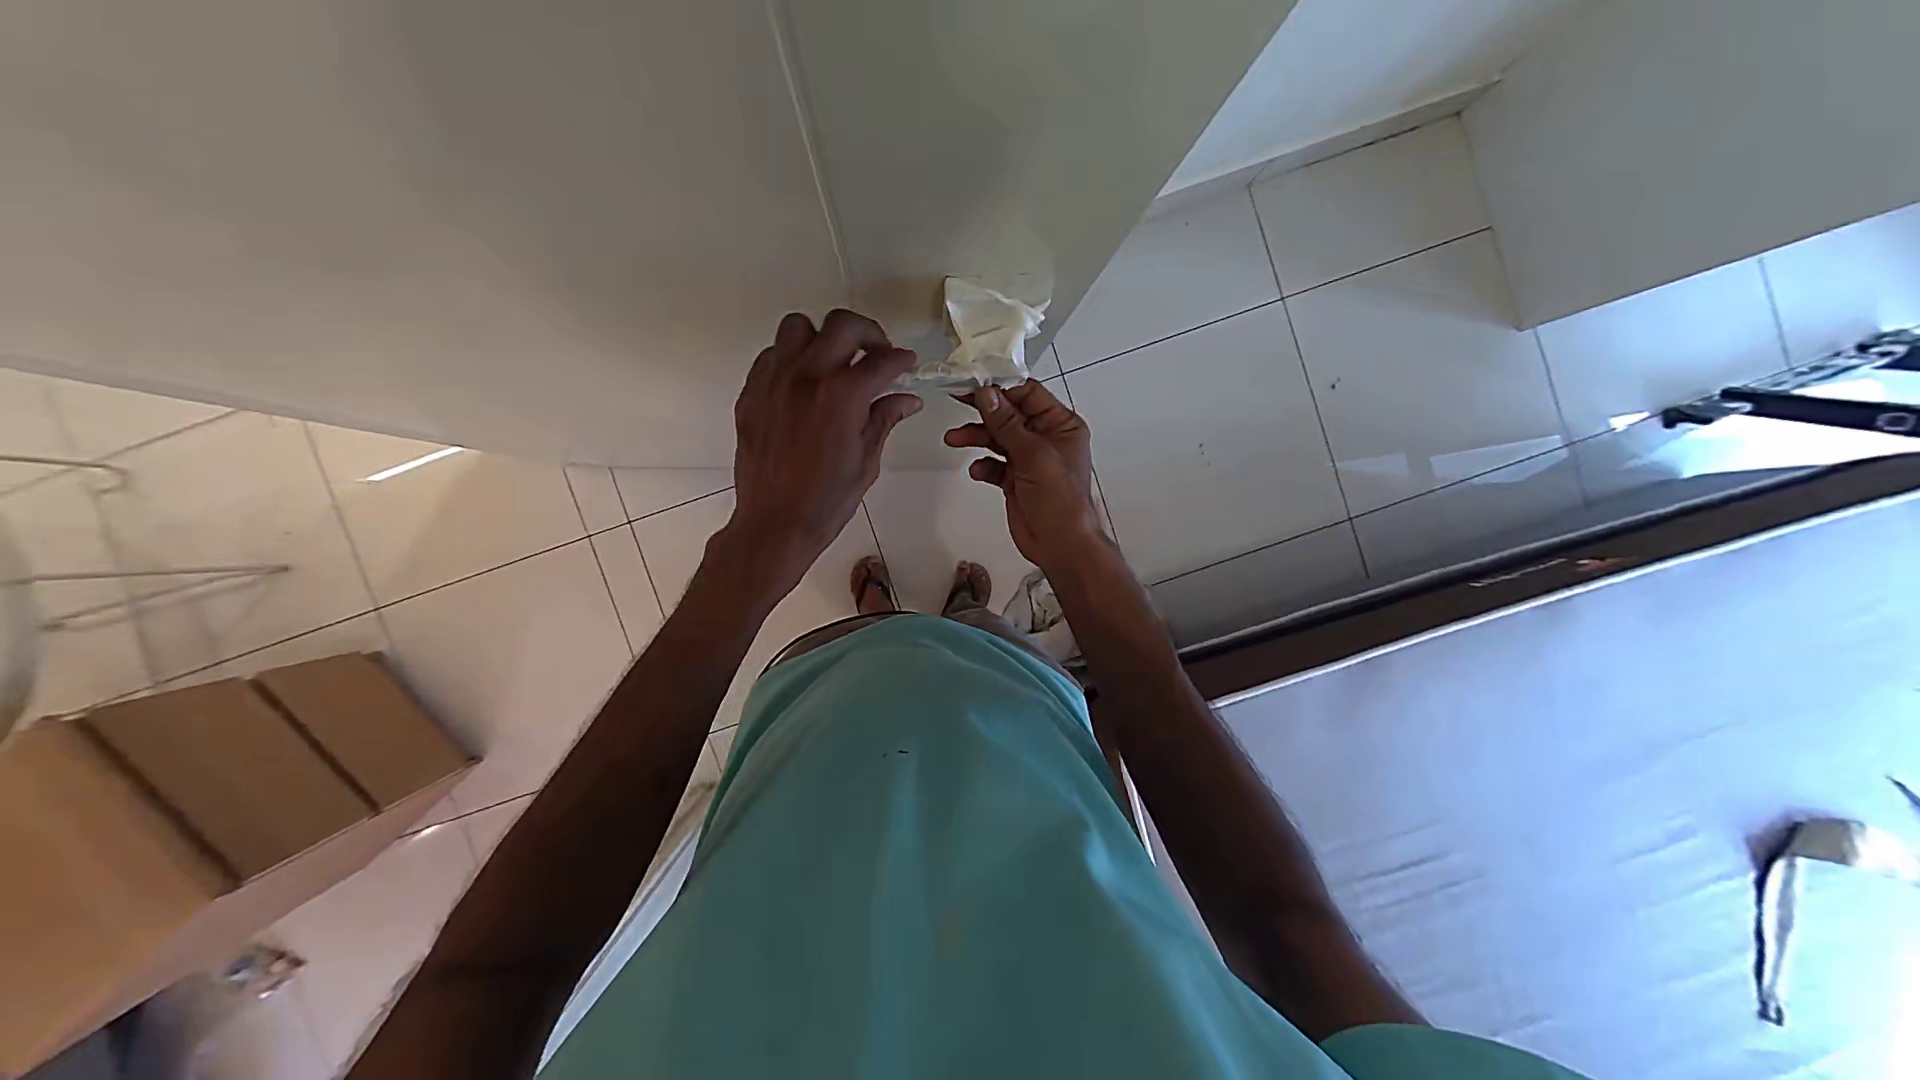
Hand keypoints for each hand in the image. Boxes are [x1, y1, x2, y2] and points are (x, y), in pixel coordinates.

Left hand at [719, 309, 920, 596]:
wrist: (776, 523)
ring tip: (835, 360)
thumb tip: (905, 400)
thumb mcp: (866, 460)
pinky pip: (772, 355)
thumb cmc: (825, 500)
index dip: (900, 360)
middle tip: (877, 352)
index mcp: (843, 395)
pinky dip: (792, 358)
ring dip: (823, 337)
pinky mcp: (752, 393)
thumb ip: (884, 420)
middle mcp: (806, 377)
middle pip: (842, 325)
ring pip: (798, 327)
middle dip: (868, 334)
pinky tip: (805, 382)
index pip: (881, 361)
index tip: (906, 364)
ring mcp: (774, 381)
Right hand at [945, 380, 1106, 571]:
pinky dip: (983, 464)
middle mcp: (1045, 439)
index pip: (1028, 394)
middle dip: (984, 410)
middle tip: (958, 399)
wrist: (1061, 544)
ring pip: (997, 438)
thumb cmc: (1063, 502)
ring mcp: (1029, 459)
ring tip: (956, 438)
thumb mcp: (1034, 455)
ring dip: (976, 436)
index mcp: (1060, 425)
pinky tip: (978, 470)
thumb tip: (988, 395)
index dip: (1002, 388)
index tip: (975, 383)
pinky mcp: (1015, 479)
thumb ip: (1007, 424)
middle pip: (1009, 414)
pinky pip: (993, 463)